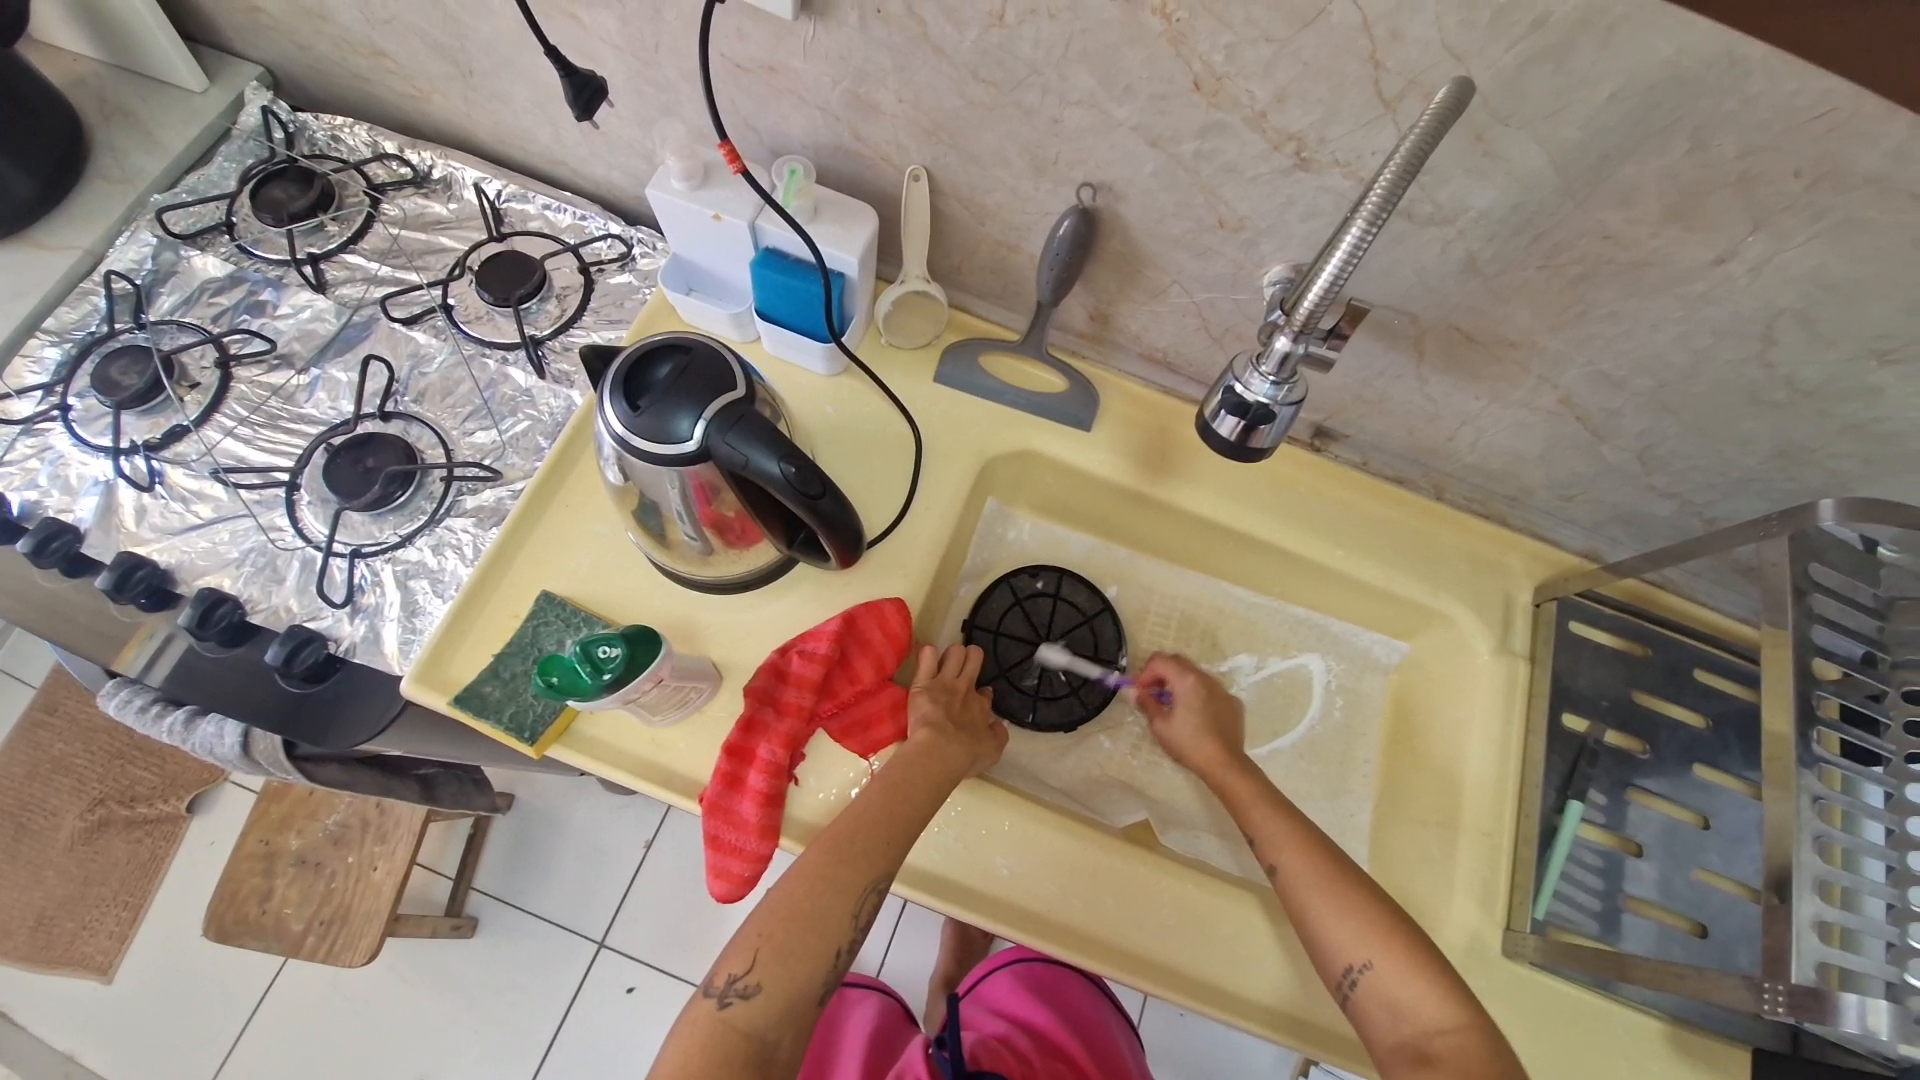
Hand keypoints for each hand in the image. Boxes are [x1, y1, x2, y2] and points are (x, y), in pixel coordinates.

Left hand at [905, 644, 1007, 779]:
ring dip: (952, 653)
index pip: (985, 693)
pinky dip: (928, 653)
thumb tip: (1001, 723)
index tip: (980, 697)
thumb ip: (999, 735)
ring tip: (947, 659)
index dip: (984, 693)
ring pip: (954, 653)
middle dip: (972, 657)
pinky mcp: (923, 682)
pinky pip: (927, 655)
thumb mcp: (993, 751)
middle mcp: (965, 689)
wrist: (940, 750)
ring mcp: (944, 682)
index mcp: (981, 707)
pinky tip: (927, 656)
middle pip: (973, 660)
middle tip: (966, 664)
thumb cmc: (966, 756)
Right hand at [1134, 652, 1248, 781]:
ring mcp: (1222, 689)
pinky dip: (1198, 694)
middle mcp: (1206, 678)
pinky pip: (1210, 690)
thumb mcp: (1160, 725)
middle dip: (1161, 673)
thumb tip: (1136, 692)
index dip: (1145, 672)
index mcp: (1186, 680)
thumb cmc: (1188, 744)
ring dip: (1179, 683)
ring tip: (1173, 704)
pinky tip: (1195, 715)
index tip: (1139, 690)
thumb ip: (1146, 703)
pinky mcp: (1232, 702)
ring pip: (1196, 675)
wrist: (1224, 764)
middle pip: (1178, 662)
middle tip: (1152, 692)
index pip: (1160, 660)